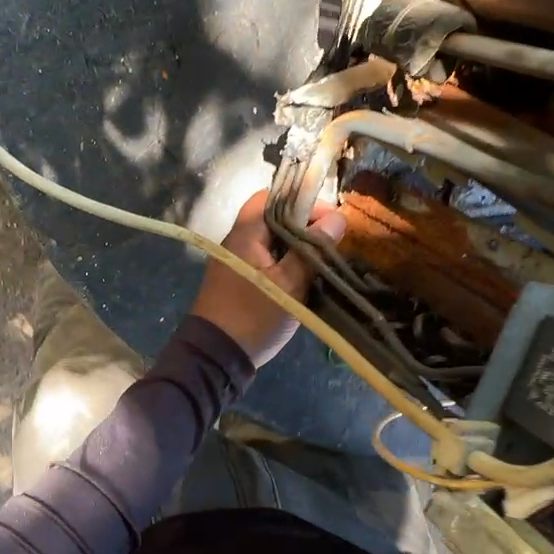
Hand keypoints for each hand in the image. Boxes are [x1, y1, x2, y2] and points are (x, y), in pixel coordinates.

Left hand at [189, 191, 345, 366]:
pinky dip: (284, 262)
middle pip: (273, 219)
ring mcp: (235, 262)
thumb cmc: (254, 316)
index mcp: (245, 234)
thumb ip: (312, 249)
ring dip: (296, 246)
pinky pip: (264, 261)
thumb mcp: (289, 284)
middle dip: (304, 225)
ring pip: (270, 241)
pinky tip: (305, 275)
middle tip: (332, 241)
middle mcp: (236, 241)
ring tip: (324, 258)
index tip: (332, 220)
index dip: (304, 202)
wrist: (216, 355)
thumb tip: (338, 218)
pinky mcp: (238, 281)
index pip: (272, 197)